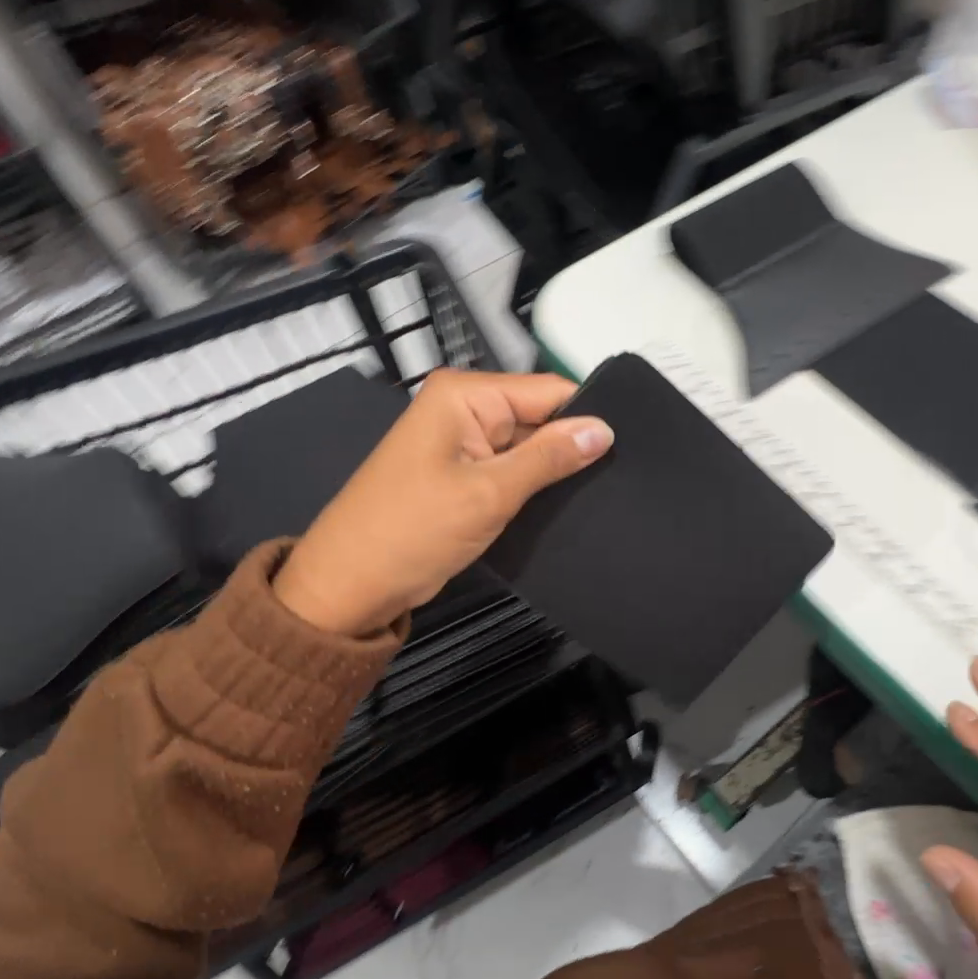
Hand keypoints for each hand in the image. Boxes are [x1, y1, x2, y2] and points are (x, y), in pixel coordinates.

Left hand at [272, 369, 612, 634]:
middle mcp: (465, 409)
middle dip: (572, 446)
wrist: (350, 586)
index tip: (627, 448)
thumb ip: (550, 458)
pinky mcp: (464, 476)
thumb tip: (603, 430)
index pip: (548, 391)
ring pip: (529, 447)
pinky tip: (565, 505)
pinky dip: (534, 488)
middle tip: (617, 479)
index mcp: (465, 395)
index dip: (586, 417)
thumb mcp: (489, 493)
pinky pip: (512, 471)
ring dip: (554, 471)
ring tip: (599, 494)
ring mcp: (463, 444)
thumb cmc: (412, 531)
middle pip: (540, 417)